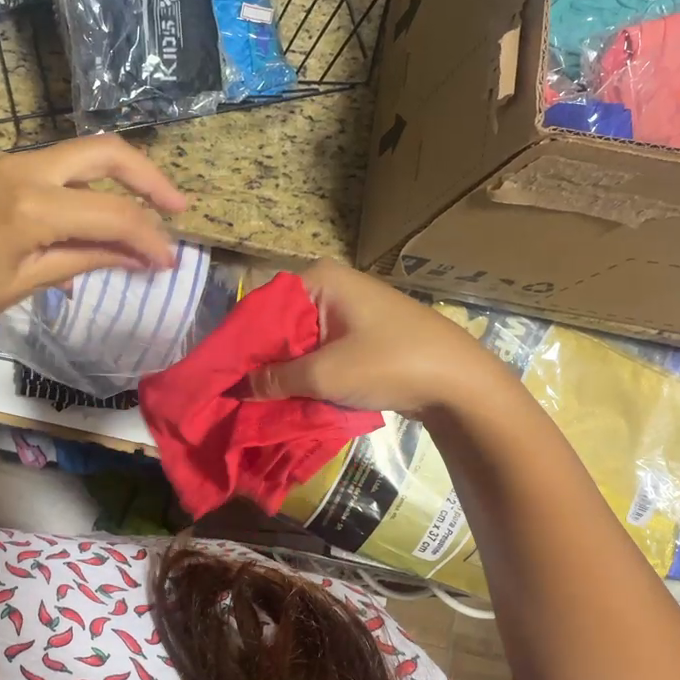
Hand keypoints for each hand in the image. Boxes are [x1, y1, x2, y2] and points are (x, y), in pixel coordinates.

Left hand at [0, 137, 186, 338]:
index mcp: (30, 204)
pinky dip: (74, 188)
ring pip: (75, 156)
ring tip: (136, 218)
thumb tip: (141, 257)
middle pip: (104, 151)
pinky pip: (45, 168)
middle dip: (148, 179)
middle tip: (177, 208)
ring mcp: (1, 158)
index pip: (112, 212)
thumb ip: (85, 258)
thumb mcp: (26, 282)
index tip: (170, 260)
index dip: (149, 236)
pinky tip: (83, 218)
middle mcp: (20, 165)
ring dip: (111, 181)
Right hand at [247, 262, 510, 416]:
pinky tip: (285, 397)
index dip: (237, 343)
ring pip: (295, 341)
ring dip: (279, 370)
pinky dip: (302, 373)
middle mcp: (329, 287)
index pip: (258, 306)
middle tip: (231, 393)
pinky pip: (316, 351)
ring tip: (253, 400)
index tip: (218, 376)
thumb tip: (234, 389)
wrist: (461, 384)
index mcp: (319, 279)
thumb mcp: (323, 374)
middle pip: (276, 324)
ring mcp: (346, 311)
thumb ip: (272, 379)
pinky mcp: (358, 335)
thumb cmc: (390, 364)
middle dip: (257, 359)